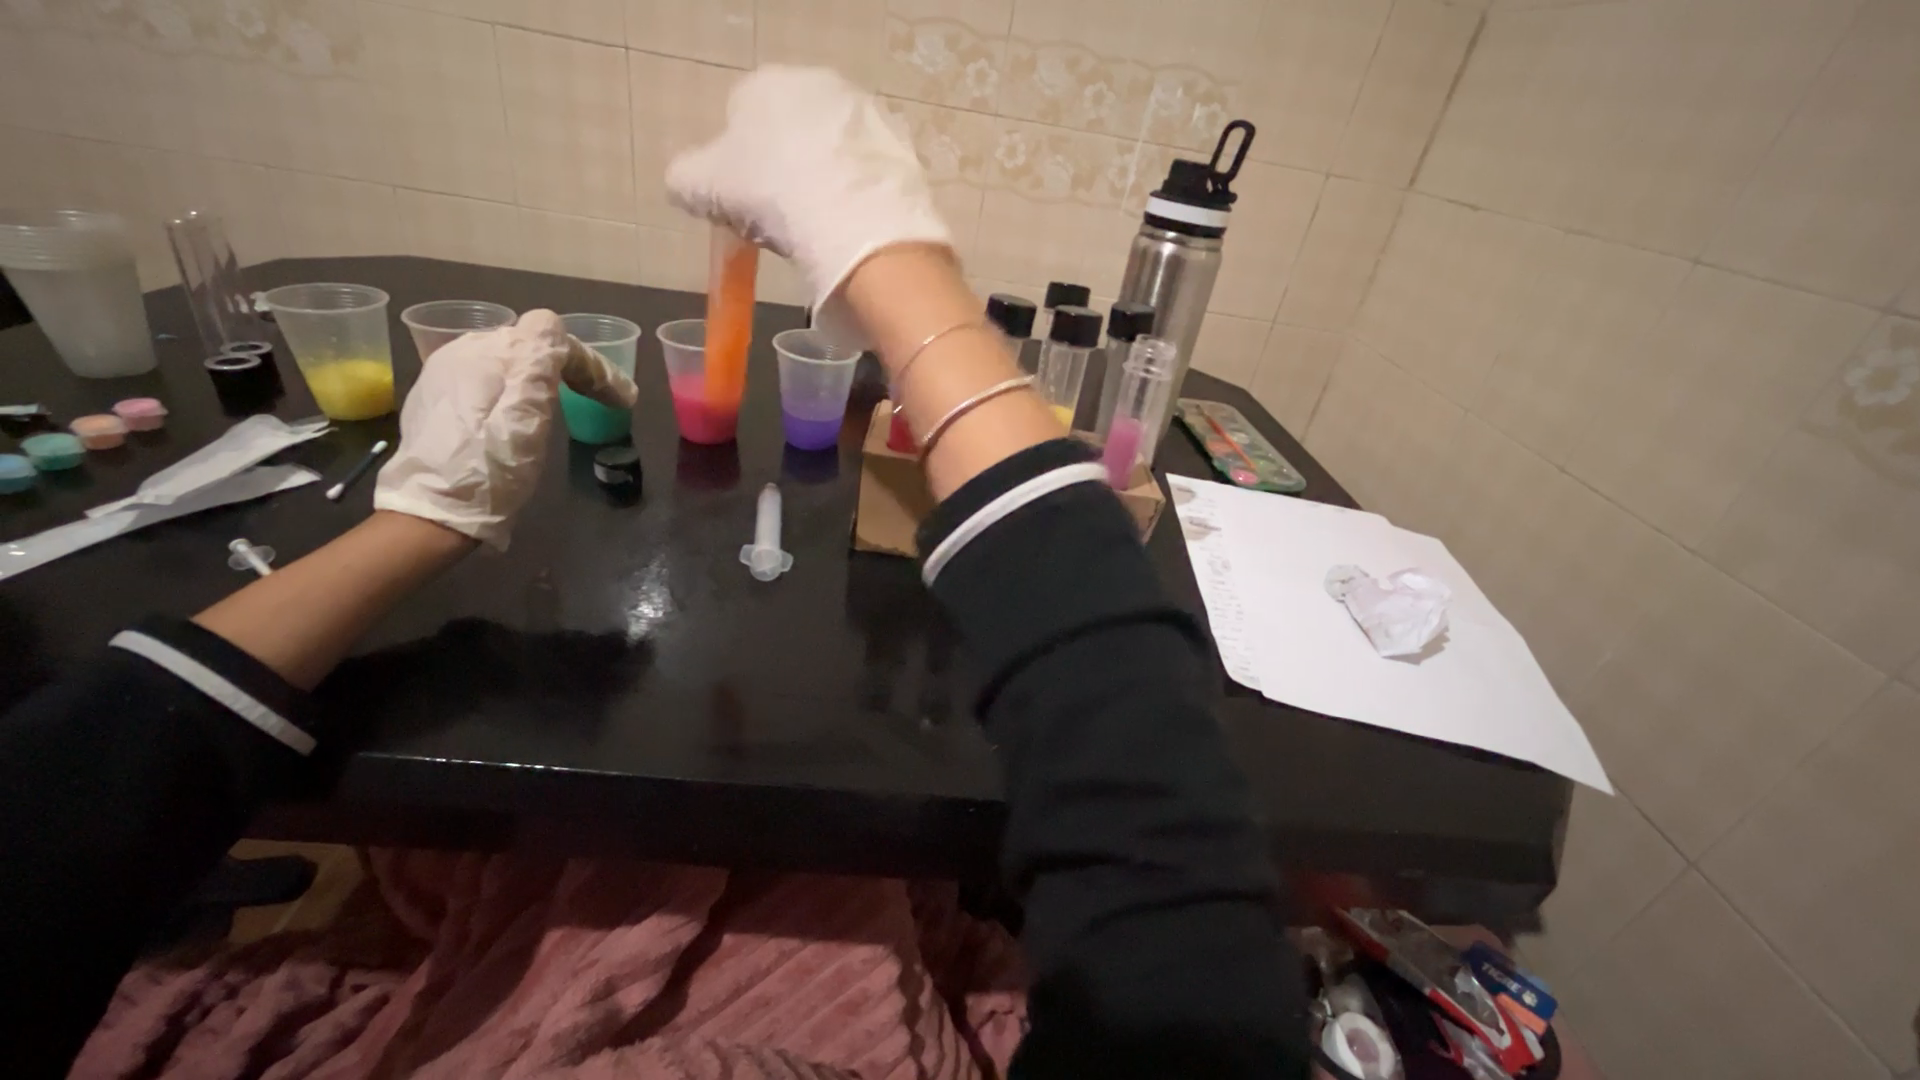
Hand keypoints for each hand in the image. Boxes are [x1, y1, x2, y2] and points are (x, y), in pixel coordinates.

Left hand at [374, 309, 637, 548]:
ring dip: (547, 376)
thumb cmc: (490, 470)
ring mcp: (448, 372)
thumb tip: (550, 327)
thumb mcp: (525, 418)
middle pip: (532, 344)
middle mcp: (464, 352)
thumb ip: (538, 362)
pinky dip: (519, 387)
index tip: (617, 400)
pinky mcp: (440, 395)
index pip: (550, 334)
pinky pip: (490, 375)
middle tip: (607, 402)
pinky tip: (529, 412)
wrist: (435, 513)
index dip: (589, 364)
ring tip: (574, 403)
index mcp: (488, 354)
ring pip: (512, 358)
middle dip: (573, 368)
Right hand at [665, 65, 952, 343]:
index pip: (741, 119)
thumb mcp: (704, 189)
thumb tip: (684, 184)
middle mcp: (820, 85)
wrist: (852, 220)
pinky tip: (851, 229)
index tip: (744, 205)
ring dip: (824, 184)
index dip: (739, 167)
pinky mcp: (902, 151)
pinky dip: (859, 199)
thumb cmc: (769, 193)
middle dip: (785, 172)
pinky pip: (868, 178)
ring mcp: (867, 115)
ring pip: (833, 155)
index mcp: (766, 84)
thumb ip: (687, 180)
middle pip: (792, 134)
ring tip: (818, 229)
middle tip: (781, 220)